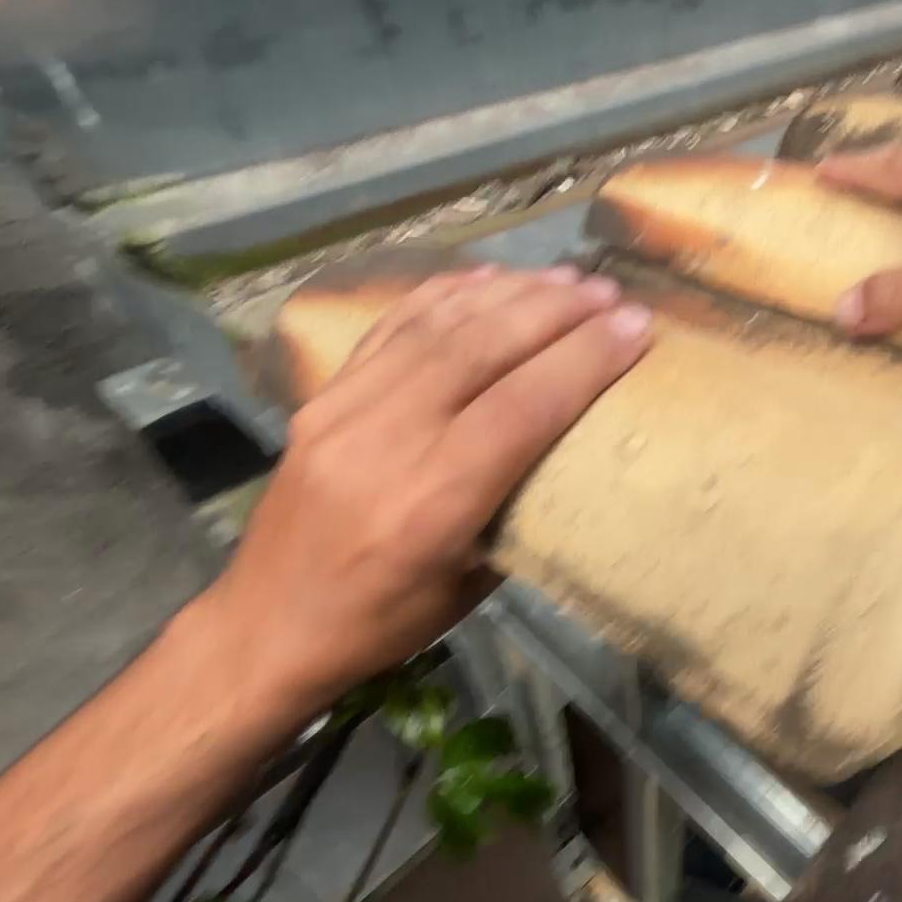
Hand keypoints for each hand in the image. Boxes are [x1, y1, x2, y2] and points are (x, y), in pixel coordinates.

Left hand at [199, 265, 652, 703]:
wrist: (266, 624)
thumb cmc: (385, 621)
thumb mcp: (473, 588)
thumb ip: (519, 509)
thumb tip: (572, 445)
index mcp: (430, 506)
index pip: (522, 409)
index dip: (584, 360)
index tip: (636, 327)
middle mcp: (382, 444)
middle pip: (482, 351)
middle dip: (557, 313)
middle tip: (610, 294)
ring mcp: (342, 410)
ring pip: (439, 328)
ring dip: (512, 294)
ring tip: (567, 279)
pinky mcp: (322, 395)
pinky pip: (393, 326)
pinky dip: (448, 293)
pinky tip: (491, 277)